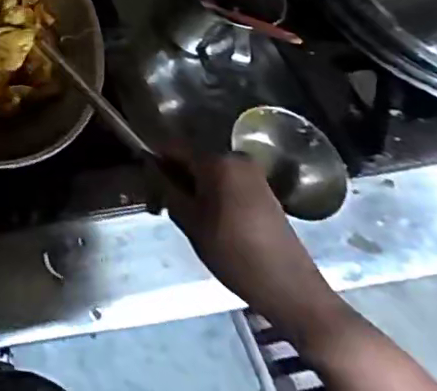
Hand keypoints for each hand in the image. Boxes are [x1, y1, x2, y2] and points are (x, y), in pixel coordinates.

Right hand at [152, 149, 436, 389]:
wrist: (292, 290)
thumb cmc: (235, 253)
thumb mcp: (190, 221)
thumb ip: (166, 188)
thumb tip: (150, 167)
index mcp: (216, 160)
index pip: (172, 146)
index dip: (153, 161)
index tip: (144, 184)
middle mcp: (235, 158)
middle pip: (190, 158)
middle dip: (172, 178)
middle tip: (161, 208)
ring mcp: (252, 174)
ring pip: (207, 172)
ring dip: (191, 188)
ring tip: (183, 218)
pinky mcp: (262, 191)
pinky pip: (225, 182)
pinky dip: (210, 194)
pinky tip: (207, 221)